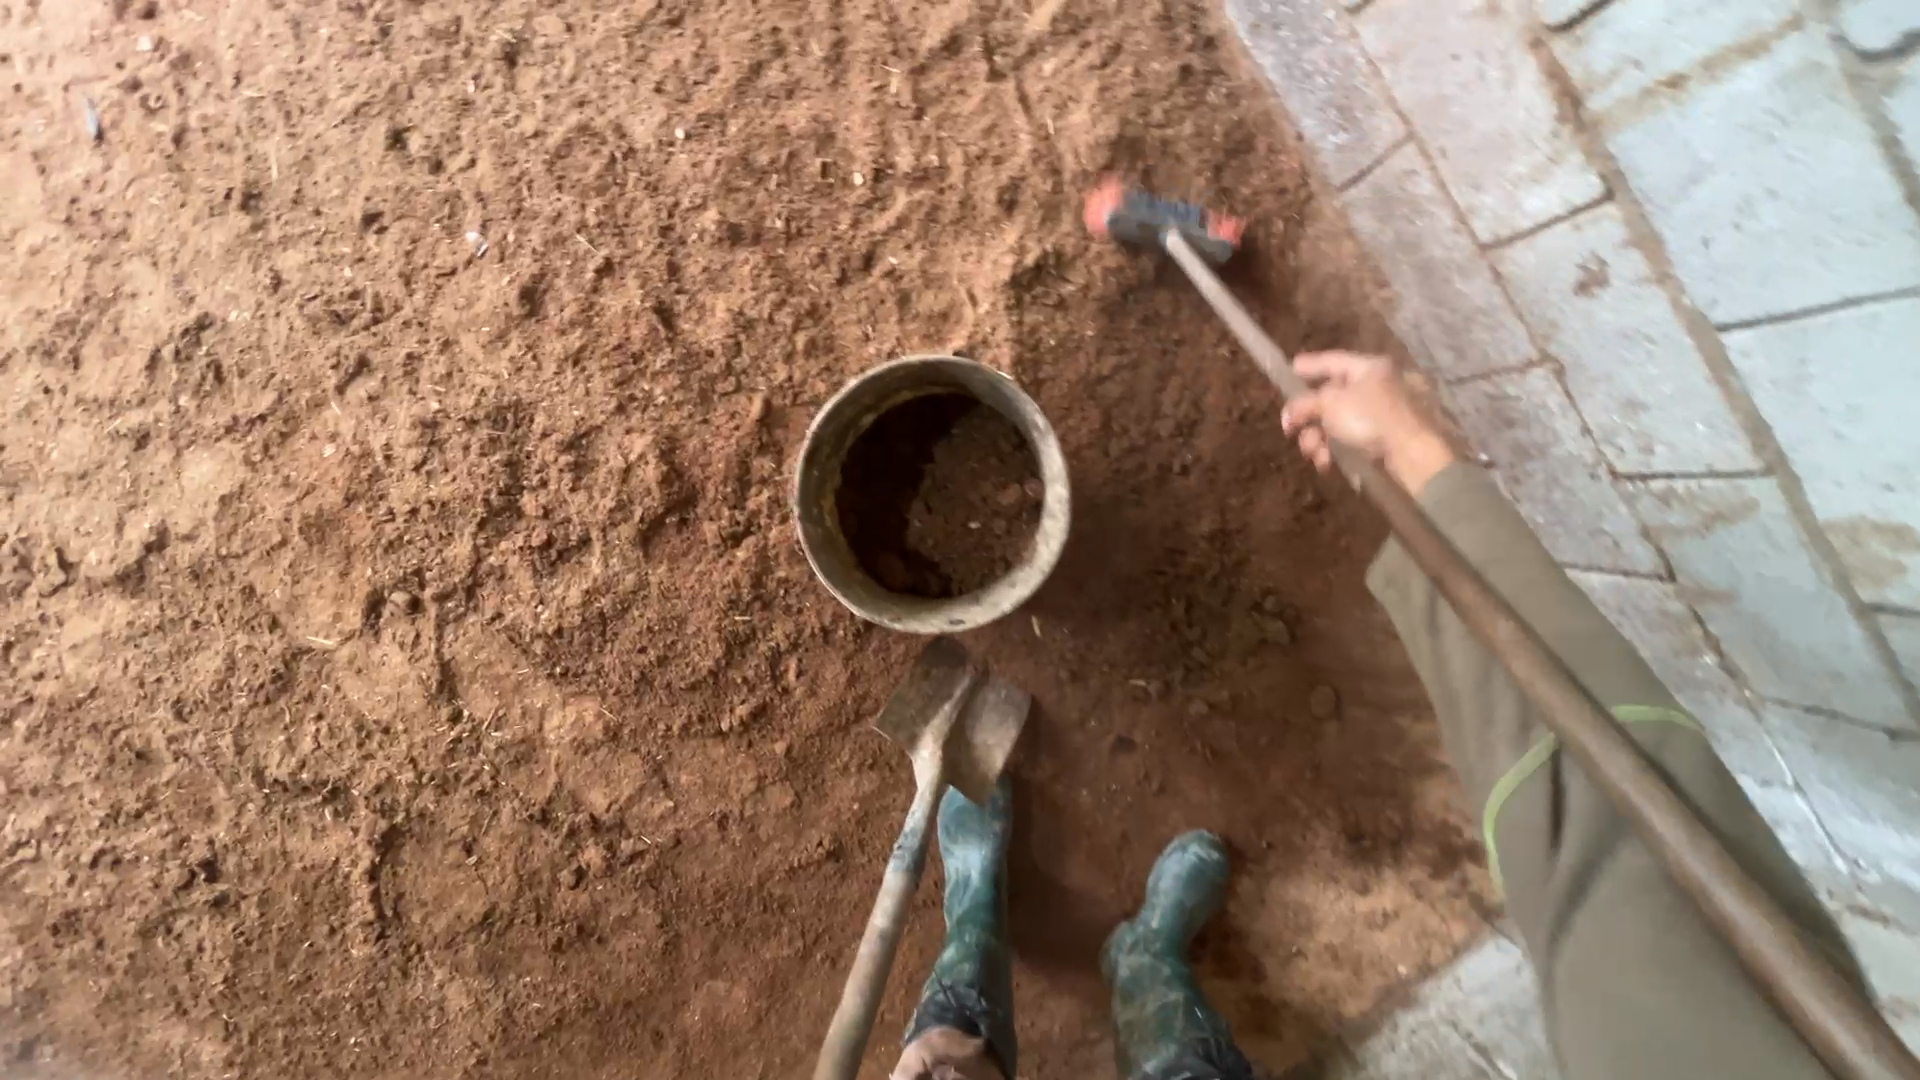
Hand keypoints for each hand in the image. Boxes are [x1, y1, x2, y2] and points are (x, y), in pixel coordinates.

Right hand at [1280, 351, 1458, 495]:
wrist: (1410, 452)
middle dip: (1307, 417)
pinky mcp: (1381, 437)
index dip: (1310, 365)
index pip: (1332, 361)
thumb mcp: (1329, 404)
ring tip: (1313, 454)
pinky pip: (1347, 438)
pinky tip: (1327, 463)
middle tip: (1289, 429)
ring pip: (1334, 422)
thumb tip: (1289, 413)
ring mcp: (1379, 412)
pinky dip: (1333, 449)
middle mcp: (1375, 386)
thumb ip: (1303, 404)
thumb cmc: (1370, 418)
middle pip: (1329, 397)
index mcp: (1368, 368)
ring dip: (1316, 439)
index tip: (1291, 367)